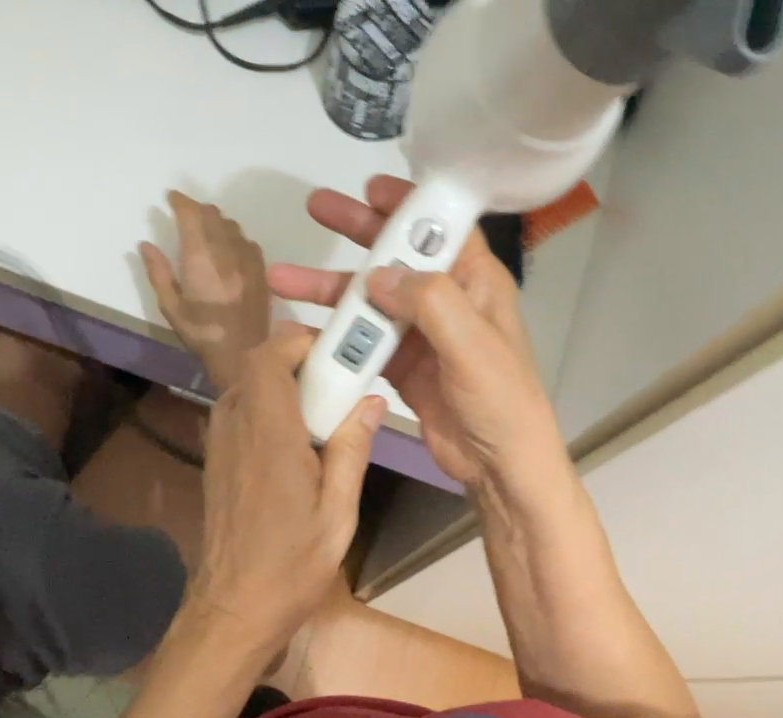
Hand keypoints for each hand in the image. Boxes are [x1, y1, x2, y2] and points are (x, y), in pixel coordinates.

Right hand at [140, 191, 271, 392]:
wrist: (245, 356)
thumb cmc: (202, 334)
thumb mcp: (171, 307)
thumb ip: (158, 272)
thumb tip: (146, 244)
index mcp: (201, 256)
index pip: (191, 213)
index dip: (180, 201)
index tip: (170, 198)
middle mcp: (227, 250)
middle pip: (213, 214)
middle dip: (197, 209)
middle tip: (185, 214)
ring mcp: (249, 259)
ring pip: (232, 225)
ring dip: (216, 221)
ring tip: (206, 229)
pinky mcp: (262, 271)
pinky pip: (248, 242)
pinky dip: (235, 237)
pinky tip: (229, 249)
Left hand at [186, 326, 385, 651]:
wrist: (233, 608)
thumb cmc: (291, 567)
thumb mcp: (338, 513)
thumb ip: (351, 449)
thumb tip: (370, 400)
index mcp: (268, 434)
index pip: (270, 357)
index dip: (301, 342)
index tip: (339, 356)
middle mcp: (235, 428)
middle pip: (258, 367)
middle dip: (299, 363)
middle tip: (340, 389)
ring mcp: (219, 445)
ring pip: (248, 388)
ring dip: (284, 388)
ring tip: (324, 418)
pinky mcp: (216, 462)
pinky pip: (240, 414)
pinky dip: (268, 411)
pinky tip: (297, 446)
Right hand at [266, 175, 565, 490]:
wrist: (498, 464)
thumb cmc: (499, 398)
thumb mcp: (470, 343)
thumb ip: (426, 302)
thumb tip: (376, 276)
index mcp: (474, 282)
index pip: (440, 229)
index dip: (407, 205)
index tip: (369, 187)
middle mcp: (446, 302)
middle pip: (396, 257)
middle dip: (357, 233)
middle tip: (316, 209)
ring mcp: (421, 336)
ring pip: (371, 301)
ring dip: (330, 290)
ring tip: (282, 279)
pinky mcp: (401, 368)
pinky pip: (363, 342)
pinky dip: (335, 336)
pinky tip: (304, 330)